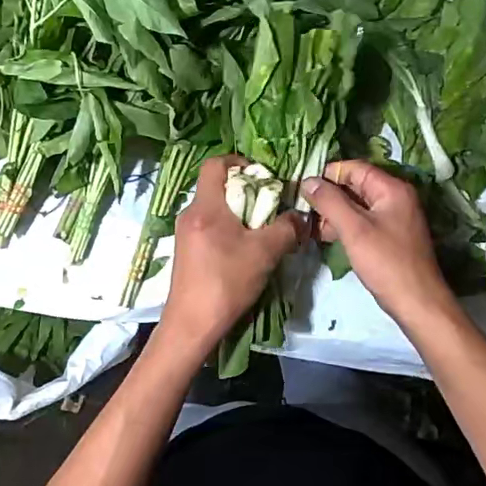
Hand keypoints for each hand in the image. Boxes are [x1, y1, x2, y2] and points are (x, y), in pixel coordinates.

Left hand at [160, 155, 305, 343]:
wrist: (192, 323)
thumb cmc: (226, 282)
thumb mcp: (265, 253)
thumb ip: (286, 229)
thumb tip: (300, 217)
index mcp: (205, 207)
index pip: (215, 164)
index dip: (239, 162)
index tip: (262, 175)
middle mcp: (190, 214)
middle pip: (216, 186)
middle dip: (245, 190)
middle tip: (269, 204)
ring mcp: (185, 233)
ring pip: (214, 208)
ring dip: (239, 212)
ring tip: (261, 229)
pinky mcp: (187, 251)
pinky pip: (209, 226)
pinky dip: (228, 228)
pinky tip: (244, 249)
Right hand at [301, 160, 453, 324]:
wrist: (416, 302)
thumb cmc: (385, 262)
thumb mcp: (353, 229)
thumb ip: (329, 201)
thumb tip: (308, 181)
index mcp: (391, 189)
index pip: (354, 168)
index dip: (327, 174)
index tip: (302, 187)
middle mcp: (395, 198)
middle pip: (354, 185)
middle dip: (328, 195)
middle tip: (301, 207)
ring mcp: (393, 217)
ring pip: (356, 205)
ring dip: (333, 212)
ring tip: (308, 224)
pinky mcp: (389, 236)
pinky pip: (362, 221)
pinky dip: (343, 225)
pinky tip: (324, 235)